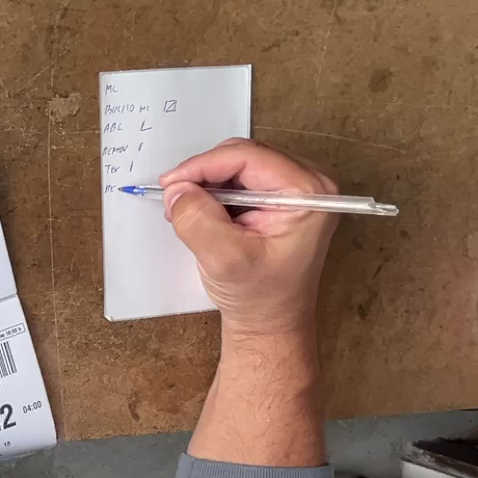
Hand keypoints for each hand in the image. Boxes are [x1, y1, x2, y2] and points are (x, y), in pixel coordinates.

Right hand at [159, 138, 339, 338]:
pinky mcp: (276, 199)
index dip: (203, 166)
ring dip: (205, 184)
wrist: (269, 320)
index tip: (170, 184)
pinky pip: (238, 180)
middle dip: (202, 174)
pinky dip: (212, 192)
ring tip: (185, 211)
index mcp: (307, 193)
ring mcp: (292, 190)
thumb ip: (198, 220)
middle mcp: (306, 184)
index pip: (248, 158)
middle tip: (174, 199)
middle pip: (242, 156)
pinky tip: (200, 213)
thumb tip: (176, 189)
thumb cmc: (258, 295)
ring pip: (236, 166)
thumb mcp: (224, 259)